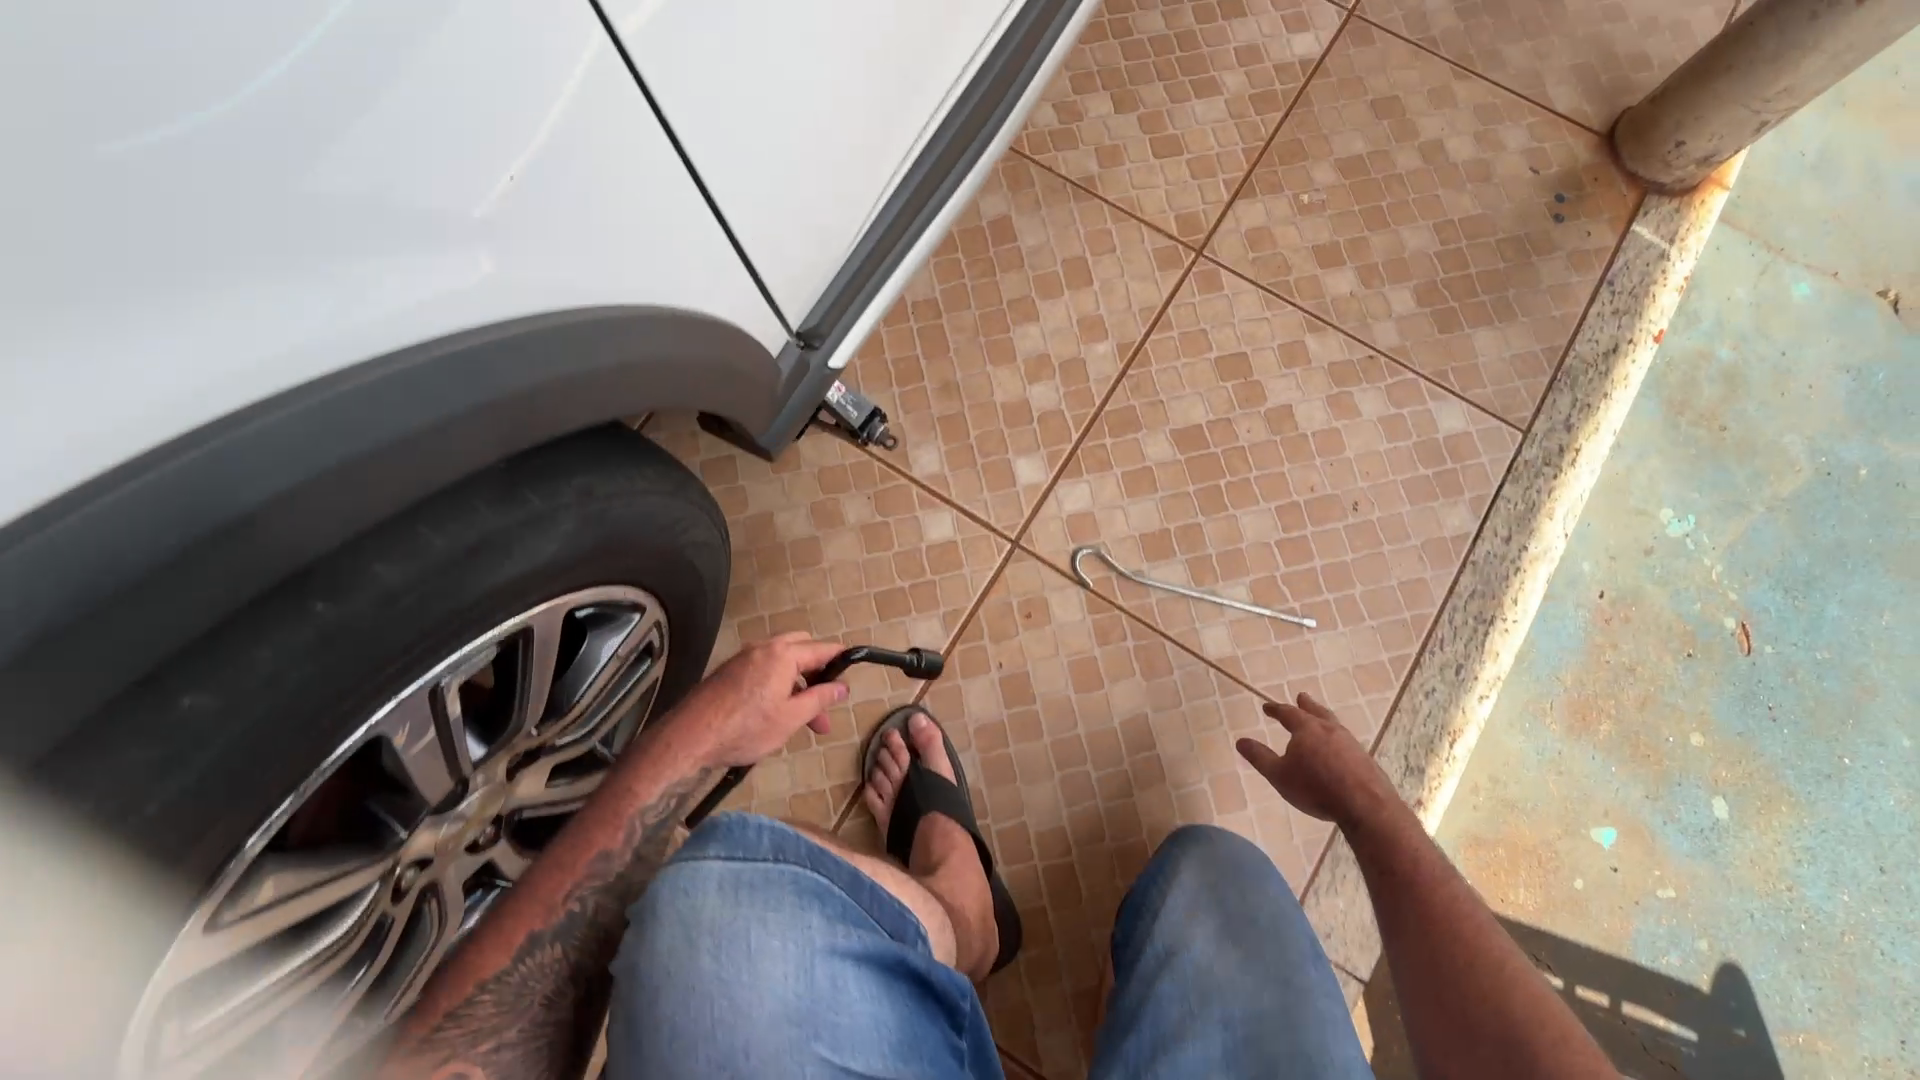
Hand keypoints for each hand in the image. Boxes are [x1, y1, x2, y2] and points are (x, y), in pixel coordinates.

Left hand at [658, 633, 848, 768]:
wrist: (690, 737)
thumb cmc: (745, 728)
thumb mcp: (791, 718)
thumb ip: (820, 699)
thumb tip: (841, 687)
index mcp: (783, 654)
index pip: (822, 649)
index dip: (840, 662)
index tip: (851, 675)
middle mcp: (763, 648)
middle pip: (801, 648)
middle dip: (818, 673)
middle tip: (826, 702)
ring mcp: (744, 658)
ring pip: (782, 661)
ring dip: (798, 683)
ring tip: (804, 719)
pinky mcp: (730, 671)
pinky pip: (764, 668)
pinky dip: (778, 684)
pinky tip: (776, 713)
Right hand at [1236, 692, 1398, 829]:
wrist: (1364, 805)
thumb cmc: (1315, 788)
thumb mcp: (1279, 775)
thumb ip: (1260, 757)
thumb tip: (1240, 741)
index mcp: (1307, 729)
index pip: (1288, 713)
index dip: (1276, 710)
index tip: (1267, 707)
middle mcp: (1330, 730)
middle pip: (1316, 712)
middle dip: (1306, 705)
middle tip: (1302, 696)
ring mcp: (1350, 743)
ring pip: (1334, 724)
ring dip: (1324, 718)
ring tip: (1321, 718)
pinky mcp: (1364, 758)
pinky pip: (1346, 741)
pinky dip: (1337, 738)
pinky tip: (1338, 747)